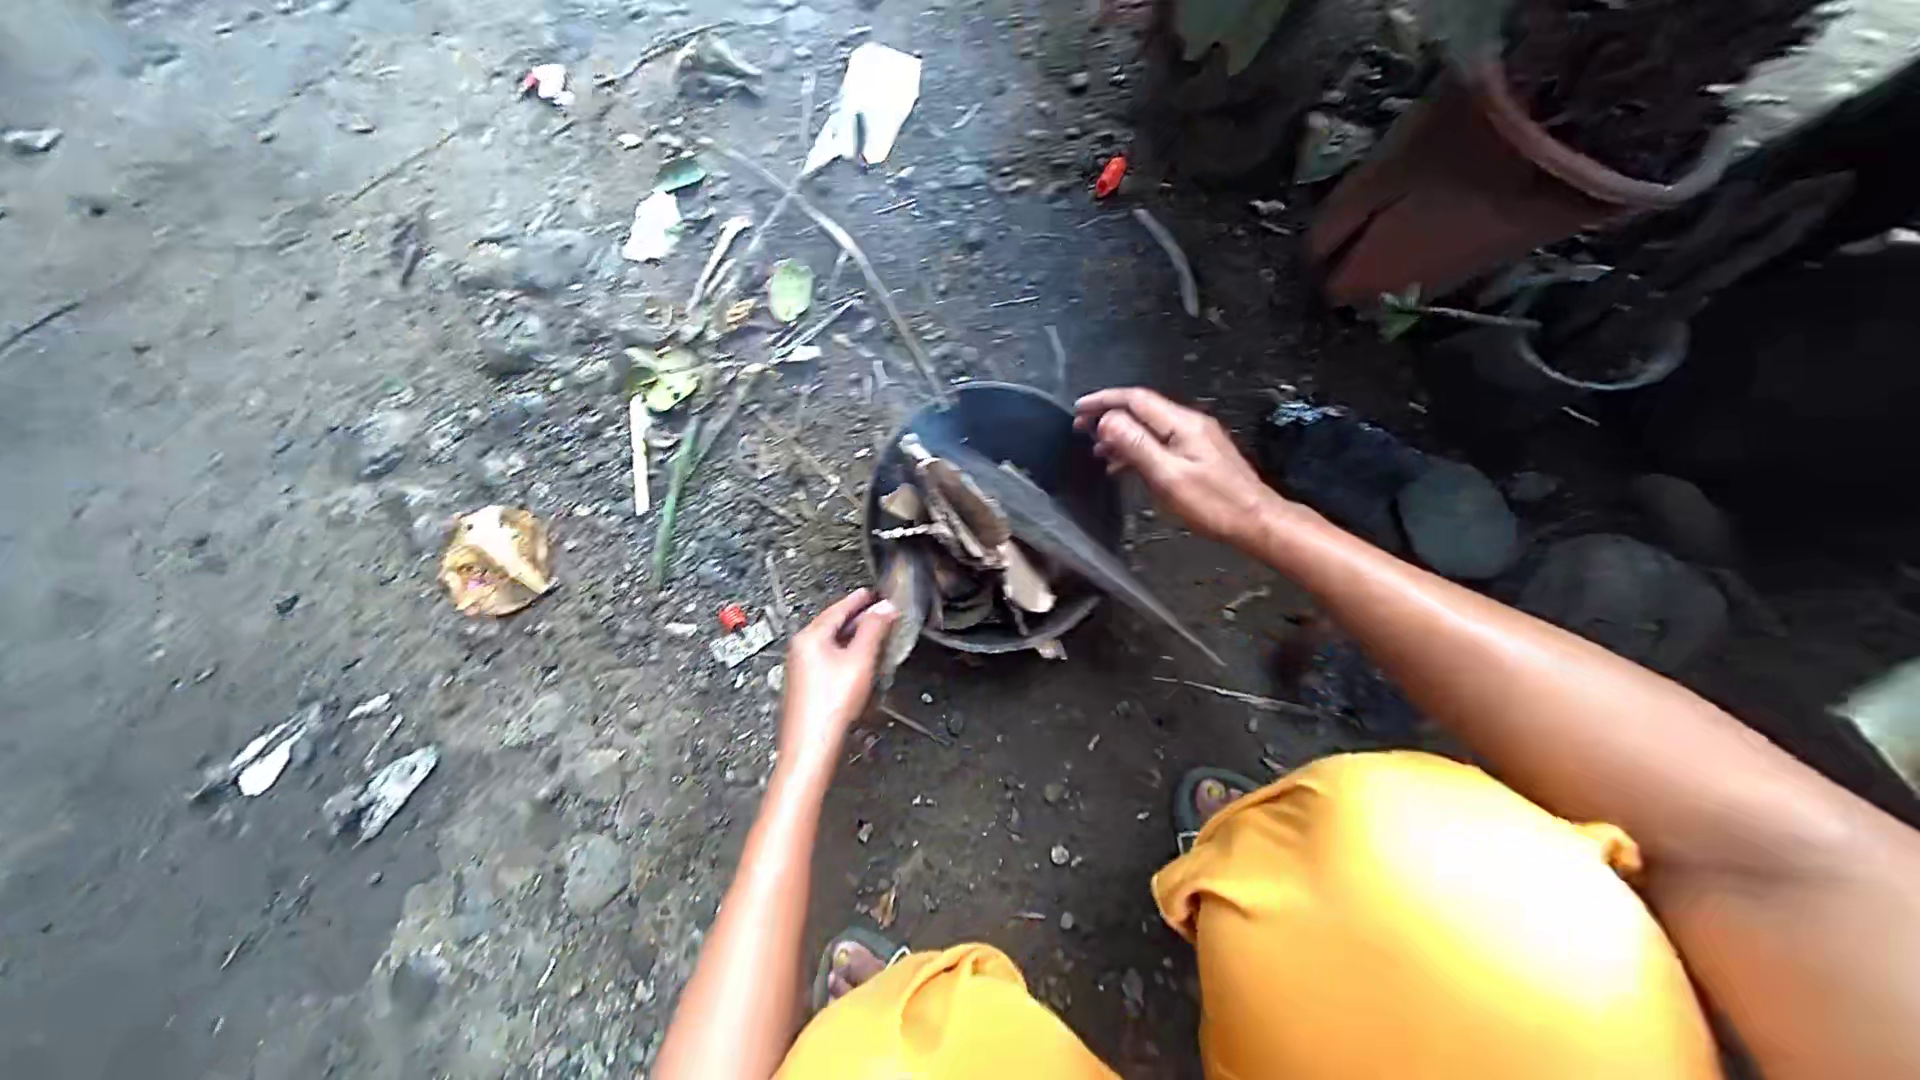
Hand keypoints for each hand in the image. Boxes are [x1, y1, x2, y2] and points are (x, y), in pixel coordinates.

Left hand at [779, 590, 898, 770]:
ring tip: (873, 634)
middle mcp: (801, 649)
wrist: (811, 745)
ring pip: (831, 642)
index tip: (872, 593)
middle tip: (878, 611)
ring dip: (853, 636)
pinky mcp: (807, 684)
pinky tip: (859, 662)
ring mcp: (802, 667)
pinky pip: (829, 658)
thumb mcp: (860, 660)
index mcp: (810, 637)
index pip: (838, 608)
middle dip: (858, 617)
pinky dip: (846, 653)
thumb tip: (884, 609)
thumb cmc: (830, 706)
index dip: (860, 600)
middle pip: (833, 624)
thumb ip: (874, 630)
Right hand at [1074, 387, 1283, 547]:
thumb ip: (1136, 445)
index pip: (1136, 399)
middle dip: (1108, 415)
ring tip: (1097, 449)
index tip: (1079, 409)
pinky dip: (1136, 448)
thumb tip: (1108, 421)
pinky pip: (1159, 441)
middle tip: (1081, 429)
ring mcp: (1195, 437)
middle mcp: (1189, 423)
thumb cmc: (1213, 504)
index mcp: (1182, 424)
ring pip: (1149, 426)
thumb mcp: (1168, 476)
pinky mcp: (1197, 453)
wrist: (1254, 521)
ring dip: (1120, 433)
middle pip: (1142, 409)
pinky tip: (1123, 465)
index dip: (1104, 400)